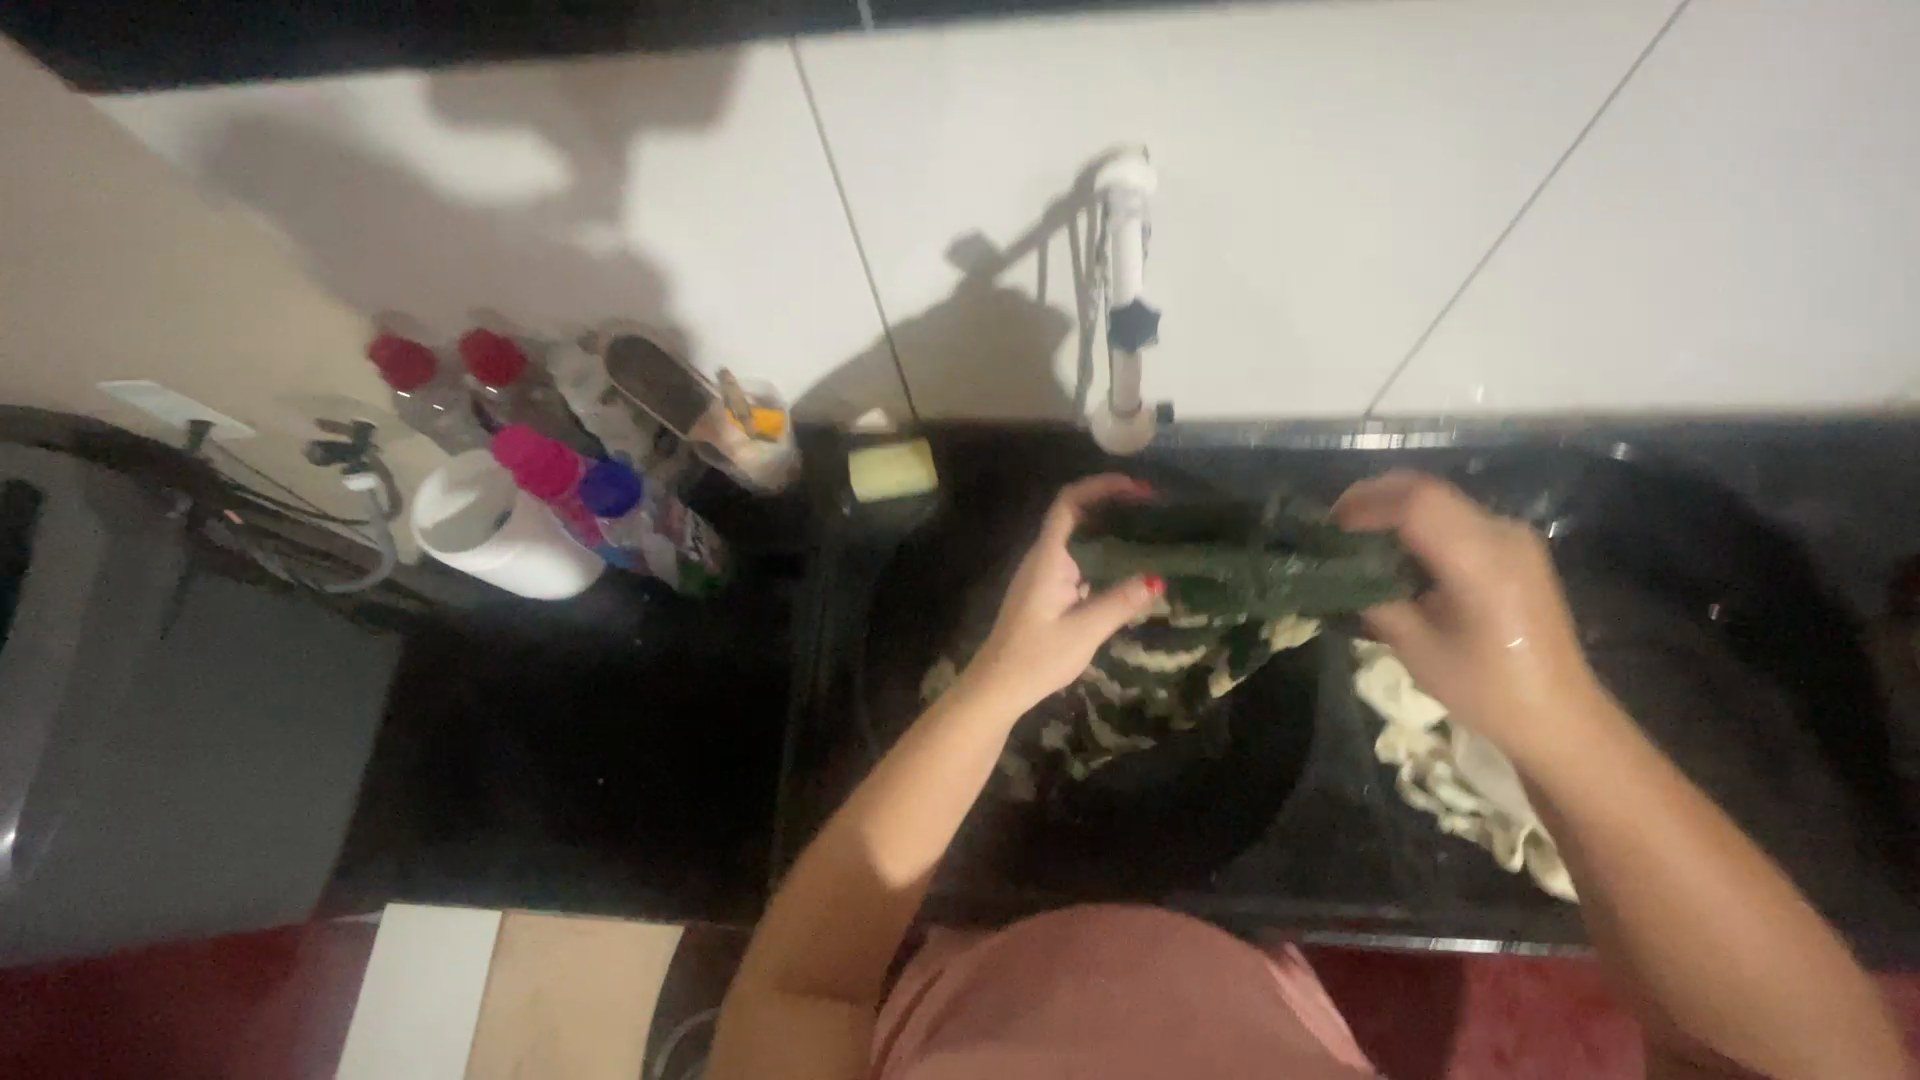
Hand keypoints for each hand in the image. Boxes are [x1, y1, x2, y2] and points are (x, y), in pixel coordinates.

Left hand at [959, 474, 1165, 714]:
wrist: (997, 685)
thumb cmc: (1036, 657)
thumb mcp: (1084, 631)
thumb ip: (1120, 602)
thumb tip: (1158, 579)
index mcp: (1047, 558)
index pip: (1069, 503)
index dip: (1101, 486)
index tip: (1137, 488)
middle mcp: (1042, 558)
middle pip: (1075, 515)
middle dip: (1111, 504)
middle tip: (1153, 508)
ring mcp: (1042, 575)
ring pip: (1077, 540)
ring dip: (1108, 530)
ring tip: (1149, 531)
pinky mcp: (1046, 592)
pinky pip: (1076, 561)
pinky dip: (1102, 556)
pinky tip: (1127, 568)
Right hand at [1333, 469, 1605, 757]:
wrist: (1559, 715)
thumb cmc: (1485, 690)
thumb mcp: (1415, 648)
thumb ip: (1373, 598)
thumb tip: (1332, 571)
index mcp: (1482, 562)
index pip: (1415, 504)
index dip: (1363, 507)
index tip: (1325, 529)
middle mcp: (1502, 534)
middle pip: (1424, 490)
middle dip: (1369, 500)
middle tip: (1330, 528)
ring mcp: (1511, 536)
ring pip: (1436, 499)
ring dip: (1389, 509)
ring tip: (1352, 539)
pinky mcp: (1511, 546)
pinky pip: (1450, 517)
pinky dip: (1412, 522)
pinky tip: (1390, 551)